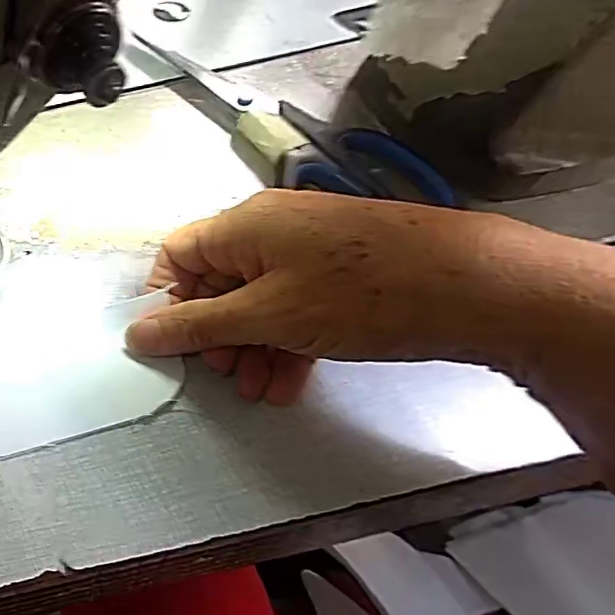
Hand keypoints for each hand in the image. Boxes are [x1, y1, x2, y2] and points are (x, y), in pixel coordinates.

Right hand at [126, 190, 585, 403]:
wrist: (478, 290)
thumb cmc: (358, 295)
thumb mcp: (265, 315)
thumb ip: (195, 326)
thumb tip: (136, 333)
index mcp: (244, 226)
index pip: (177, 255)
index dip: (166, 300)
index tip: (173, 344)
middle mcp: (271, 231)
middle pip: (215, 284)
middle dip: (214, 335)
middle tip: (225, 373)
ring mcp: (308, 253)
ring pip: (255, 303)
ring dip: (250, 349)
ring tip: (258, 388)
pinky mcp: (338, 276)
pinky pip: (292, 309)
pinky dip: (284, 344)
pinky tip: (288, 383)